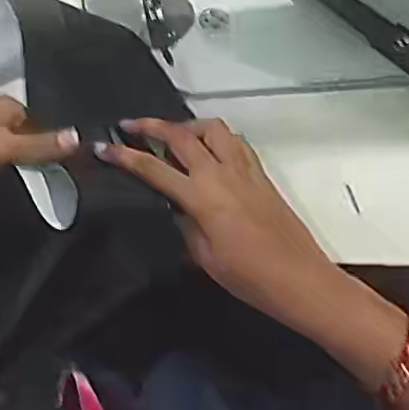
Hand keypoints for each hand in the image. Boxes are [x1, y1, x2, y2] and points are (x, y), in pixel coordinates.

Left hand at [0, 97, 77, 177]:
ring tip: (31, 170)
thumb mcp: (9, 147)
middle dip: (38, 145)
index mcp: (9, 102)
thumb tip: (79, 137)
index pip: (43, 120)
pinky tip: (4, 167)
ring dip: (21, 152)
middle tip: (50, 169)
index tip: (66, 161)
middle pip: (28, 128)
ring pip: (12, 136)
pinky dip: (5, 155)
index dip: (54, 140)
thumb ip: (43, 144)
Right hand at [99, 119, 343, 327]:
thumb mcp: (203, 256)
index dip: (123, 155)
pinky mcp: (261, 175)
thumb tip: (176, 204)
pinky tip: (209, 150)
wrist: (305, 284)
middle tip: (129, 126)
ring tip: (174, 135)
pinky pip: (235, 142)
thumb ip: (184, 222)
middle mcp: (220, 174)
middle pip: (178, 134)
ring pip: (211, 128)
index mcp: (201, 196)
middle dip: (148, 125)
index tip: (103, 147)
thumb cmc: (251, 278)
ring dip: (186, 125)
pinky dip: (216, 137)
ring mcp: (243, 170)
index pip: (152, 167)